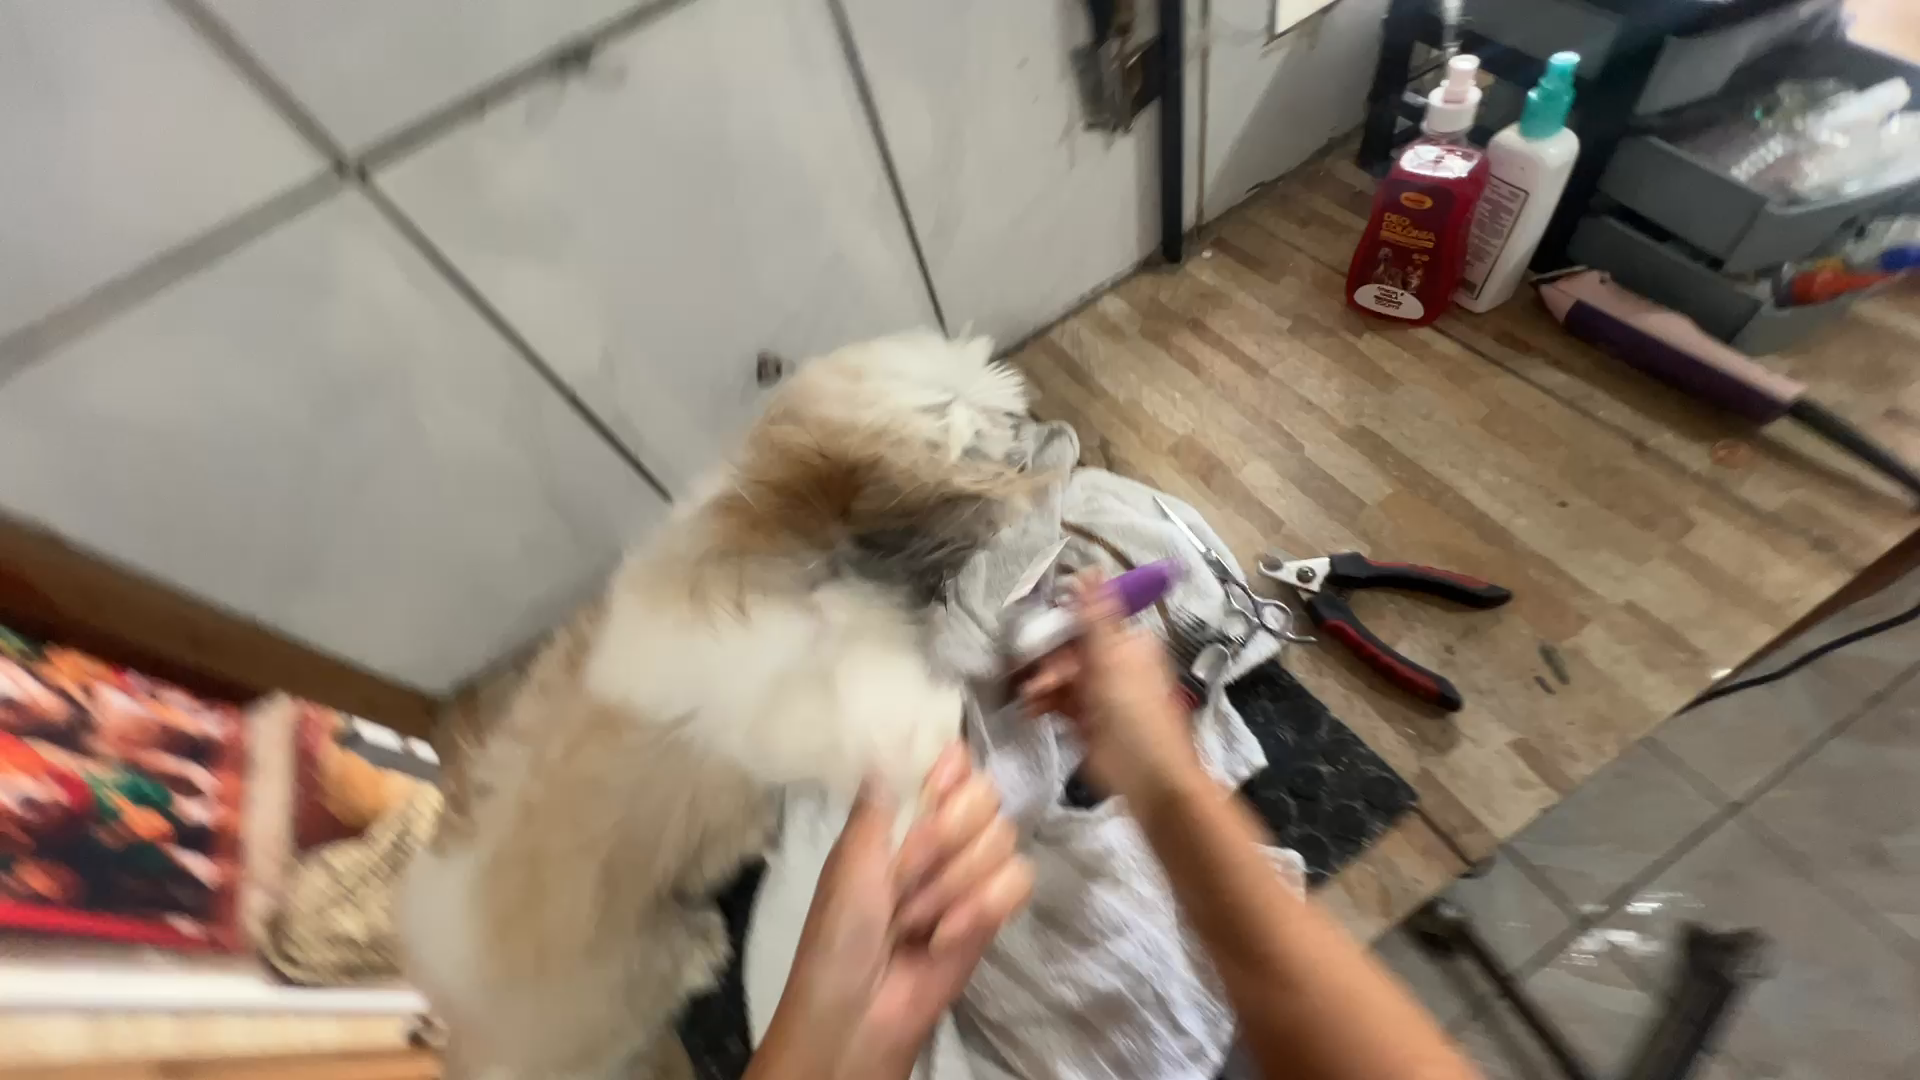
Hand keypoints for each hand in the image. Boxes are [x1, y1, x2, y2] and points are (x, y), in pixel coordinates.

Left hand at [762, 744, 1032, 1078]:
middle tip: (904, 874)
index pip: (954, 761)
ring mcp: (973, 870)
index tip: (933, 793)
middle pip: (986, 795)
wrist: (858, 1012)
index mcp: (907, 811)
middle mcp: (946, 832)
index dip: (950, 773)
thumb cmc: (839, 929)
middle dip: (945, 837)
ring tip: (915, 919)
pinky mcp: (995, 910)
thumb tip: (896, 732)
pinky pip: (1018, 881)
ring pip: (1002, 838)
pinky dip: (980, 909)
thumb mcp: (851, 855)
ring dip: (952, 885)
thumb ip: (883, 795)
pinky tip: (944, 935)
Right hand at [1019, 574, 1206, 813]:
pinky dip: (1044, 703)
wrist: (1149, 780)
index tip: (1037, 632)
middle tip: (1033, 674)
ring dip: (1043, 684)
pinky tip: (1031, 709)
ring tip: (1031, 697)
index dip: (1060, 626)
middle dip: (1048, 661)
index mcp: (1127, 643)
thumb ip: (1096, 614)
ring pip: (1061, 676)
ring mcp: (1099, 693)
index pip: (1087, 622)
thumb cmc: (1135, 715)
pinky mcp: (1085, 719)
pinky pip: (1058, 702)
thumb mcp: (1113, 659)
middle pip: (1069, 650)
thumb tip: (1090, 566)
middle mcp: (1113, 663)